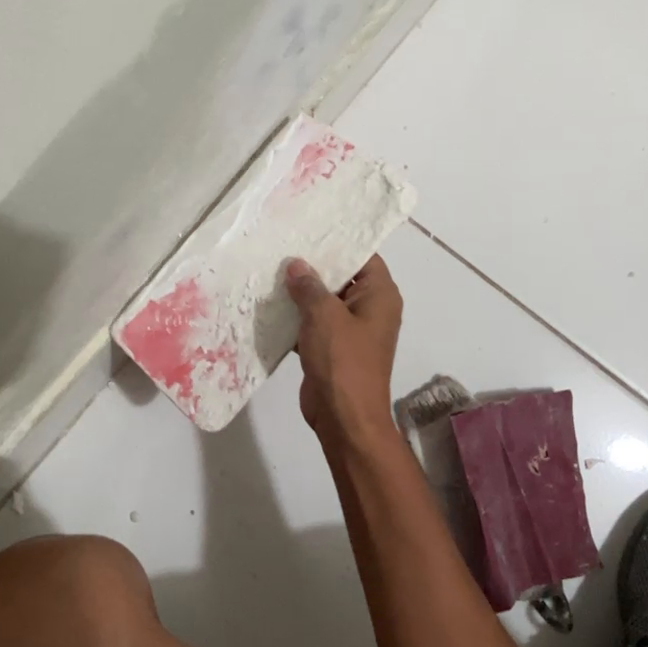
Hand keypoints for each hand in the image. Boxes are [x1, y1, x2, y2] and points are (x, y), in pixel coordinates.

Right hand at [285, 254, 403, 453]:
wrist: (344, 418)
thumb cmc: (343, 361)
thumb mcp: (324, 316)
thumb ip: (309, 286)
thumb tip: (296, 264)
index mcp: (380, 296)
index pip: (363, 257)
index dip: (339, 243)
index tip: (310, 228)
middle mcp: (369, 309)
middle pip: (341, 278)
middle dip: (313, 267)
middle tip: (281, 246)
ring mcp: (350, 331)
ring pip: (324, 303)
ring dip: (300, 294)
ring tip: (269, 270)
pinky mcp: (332, 350)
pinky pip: (313, 325)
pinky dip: (295, 318)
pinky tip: (268, 306)